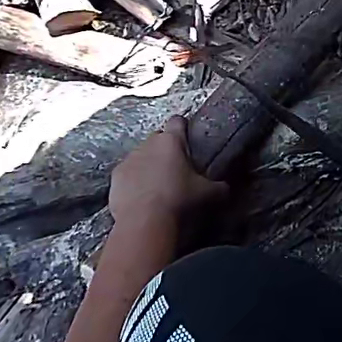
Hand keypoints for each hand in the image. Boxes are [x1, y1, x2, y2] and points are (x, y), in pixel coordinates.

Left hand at [108, 116, 226, 230]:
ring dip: (148, 165)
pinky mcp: (116, 175)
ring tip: (156, 186)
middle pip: (158, 138)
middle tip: (174, 168)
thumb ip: (219, 187)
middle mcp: (148, 143)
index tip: (186, 137)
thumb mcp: (207, 194)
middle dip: (164, 149)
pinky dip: (133, 181)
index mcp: (171, 141)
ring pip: (141, 156)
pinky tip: (140, 197)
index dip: (182, 127)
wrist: (143, 220)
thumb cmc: (178, 199)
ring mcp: (129, 158)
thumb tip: (226, 188)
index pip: (177, 121)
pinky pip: (127, 173)